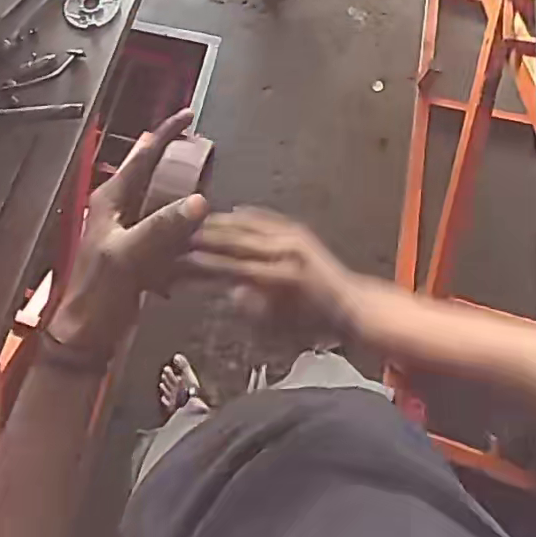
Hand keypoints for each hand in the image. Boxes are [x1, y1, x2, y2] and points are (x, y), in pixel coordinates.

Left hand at [46, 109, 208, 356]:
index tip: (188, 117)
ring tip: (207, 194)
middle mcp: (120, 207)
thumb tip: (196, 203)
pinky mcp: (141, 250)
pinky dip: (183, 229)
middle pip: (155, 173)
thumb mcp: (127, 256)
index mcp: (111, 199)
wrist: (87, 335)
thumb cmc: (94, 295)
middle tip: (203, 153)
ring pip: (164, 201)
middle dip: (180, 162)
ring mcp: (130, 228)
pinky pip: (168, 230)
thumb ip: (161, 228)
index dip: (166, 132)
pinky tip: (196, 236)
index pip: (143, 154)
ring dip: (184, 198)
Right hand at [187, 207, 362, 339]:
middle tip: (184, 235)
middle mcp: (286, 251)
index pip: (234, 266)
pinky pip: (269, 218)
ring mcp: (294, 238)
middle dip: (209, 237)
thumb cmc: (316, 323)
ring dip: (224, 222)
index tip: (185, 258)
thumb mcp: (281, 325)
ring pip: (251, 224)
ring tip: (201, 220)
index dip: (207, 262)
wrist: (351, 305)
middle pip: (238, 240)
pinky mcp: (299, 232)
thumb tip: (231, 289)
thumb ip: (253, 307)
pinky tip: (235, 211)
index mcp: (280, 277)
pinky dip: (250, 215)